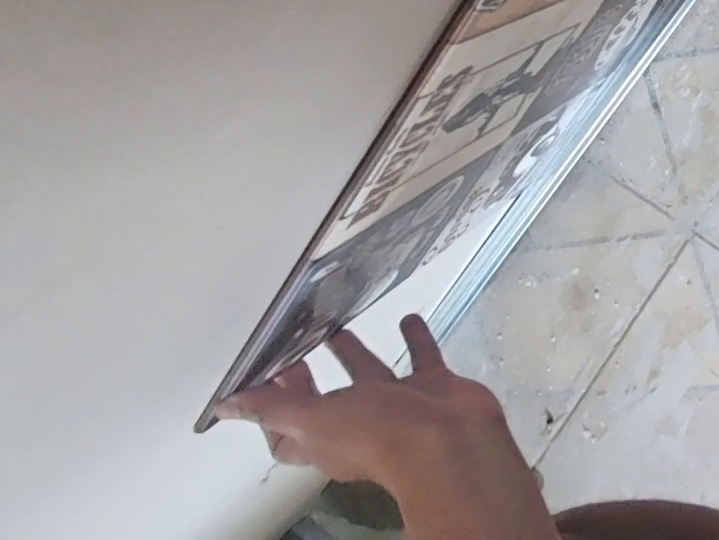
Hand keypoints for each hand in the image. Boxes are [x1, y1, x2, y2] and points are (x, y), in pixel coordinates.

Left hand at [215, 315, 512, 487]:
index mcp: (323, 439)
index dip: (269, 408)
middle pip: (326, 399)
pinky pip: (420, 358)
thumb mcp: (316, 419)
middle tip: (297, 350)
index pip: (284, 427)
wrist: (448, 437)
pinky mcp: (430, 387)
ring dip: (354, 354)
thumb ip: (275, 408)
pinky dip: (414, 339)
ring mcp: (397, 404)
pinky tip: (409, 321)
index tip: (259, 381)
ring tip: (341, 329)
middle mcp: (358, 423)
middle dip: (309, 379)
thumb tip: (228, 407)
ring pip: (370, 375)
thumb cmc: (382, 436)